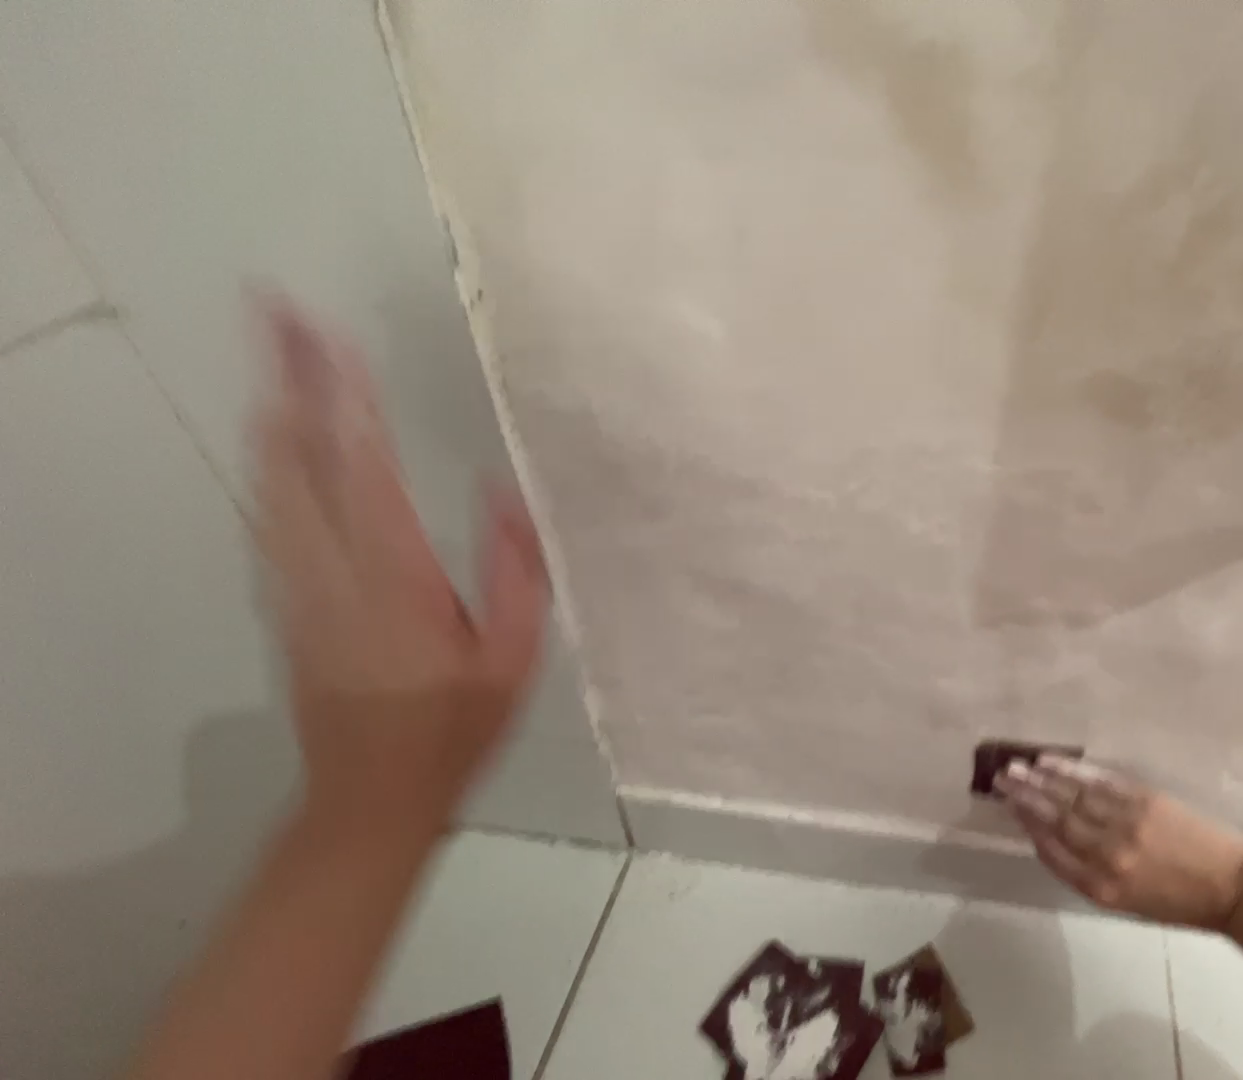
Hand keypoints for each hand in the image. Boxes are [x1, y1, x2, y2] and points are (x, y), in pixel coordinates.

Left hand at [250, 300, 551, 837]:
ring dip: (272, 411)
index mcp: (395, 582)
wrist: (368, 795)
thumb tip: (502, 491)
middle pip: (294, 461)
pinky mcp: (285, 598)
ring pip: (269, 482)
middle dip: (286, 381)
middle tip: (278, 309)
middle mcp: (330, 572)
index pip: (363, 473)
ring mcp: (295, 585)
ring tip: (278, 353)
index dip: (346, 402)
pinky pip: (270, 514)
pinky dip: (271, 460)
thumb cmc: (456, 725)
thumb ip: (514, 571)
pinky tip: (278, 436)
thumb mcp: (513, 656)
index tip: (334, 339)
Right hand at [997, 757, 1242, 929]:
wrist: (1233, 887)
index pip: (1053, 853)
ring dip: (1042, 779)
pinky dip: (1073, 771)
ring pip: (1073, 796)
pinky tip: (1053, 762)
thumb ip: (1089, 874)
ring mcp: (1126, 824)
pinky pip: (1100, 782)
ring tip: (1019, 766)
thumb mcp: (1128, 903)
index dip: (1029, 827)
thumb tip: (1055, 840)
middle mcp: (1108, 855)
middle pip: (1056, 820)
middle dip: (1025, 797)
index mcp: (1102, 887)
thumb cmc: (1179, 903)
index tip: (1010, 807)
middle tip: (1000, 778)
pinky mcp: (1144, 800)